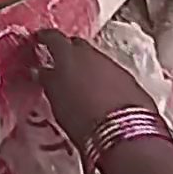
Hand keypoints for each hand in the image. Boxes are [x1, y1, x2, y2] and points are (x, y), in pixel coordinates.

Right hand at [32, 29, 155, 145]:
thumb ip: (47, 79)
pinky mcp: (133, 84)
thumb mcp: (55, 98)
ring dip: (89, 69)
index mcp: (68, 53)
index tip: (39, 40)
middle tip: (62, 64)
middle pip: (78, 45)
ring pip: (97, 61)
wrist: (126, 137)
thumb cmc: (80, 115)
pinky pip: (114, 76)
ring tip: (83, 85)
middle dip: (70, 52)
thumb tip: (40, 70)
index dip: (45, 37)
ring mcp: (114, 67)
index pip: (52, 36)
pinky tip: (104, 98)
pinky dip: (106, 82)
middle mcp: (91, 54)